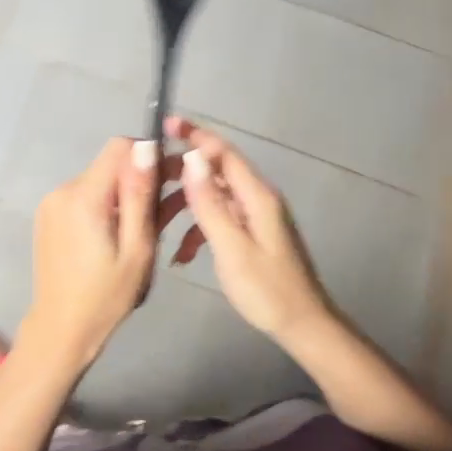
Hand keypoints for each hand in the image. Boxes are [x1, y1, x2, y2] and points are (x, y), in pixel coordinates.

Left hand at [21, 136, 160, 370]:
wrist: (60, 331)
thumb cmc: (105, 297)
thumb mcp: (136, 249)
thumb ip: (141, 195)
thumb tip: (147, 147)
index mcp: (84, 196)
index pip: (119, 146)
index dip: (148, 156)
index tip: (168, 181)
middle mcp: (62, 190)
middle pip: (109, 164)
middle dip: (138, 180)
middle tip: (162, 214)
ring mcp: (51, 202)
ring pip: (98, 180)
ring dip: (121, 195)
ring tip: (138, 232)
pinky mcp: (48, 215)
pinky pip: (83, 195)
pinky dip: (103, 206)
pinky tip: (113, 237)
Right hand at [163, 117, 331, 341]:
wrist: (303, 326)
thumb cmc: (267, 290)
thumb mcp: (231, 248)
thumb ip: (210, 203)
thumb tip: (191, 157)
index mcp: (256, 195)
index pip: (222, 151)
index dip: (194, 135)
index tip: (165, 124)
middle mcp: (258, 197)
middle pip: (216, 169)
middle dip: (182, 171)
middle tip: (148, 178)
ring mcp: (256, 215)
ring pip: (214, 195)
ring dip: (186, 204)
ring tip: (157, 219)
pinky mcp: (254, 233)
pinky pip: (221, 218)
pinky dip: (199, 229)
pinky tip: (183, 255)